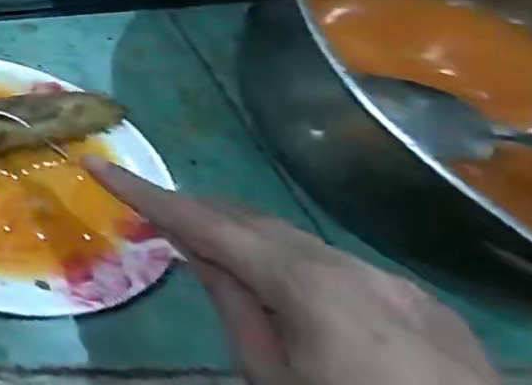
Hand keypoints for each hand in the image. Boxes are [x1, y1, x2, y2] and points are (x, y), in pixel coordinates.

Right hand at [82, 156, 496, 384]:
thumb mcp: (274, 382)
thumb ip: (233, 306)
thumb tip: (200, 252)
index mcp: (305, 281)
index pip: (203, 223)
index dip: (146, 195)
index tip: (100, 167)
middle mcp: (349, 265)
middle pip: (253, 223)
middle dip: (202, 217)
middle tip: (157, 220)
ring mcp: (395, 285)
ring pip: (301, 245)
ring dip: (254, 247)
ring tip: (225, 268)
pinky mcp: (431, 311)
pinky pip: (347, 274)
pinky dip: (305, 274)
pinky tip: (305, 311)